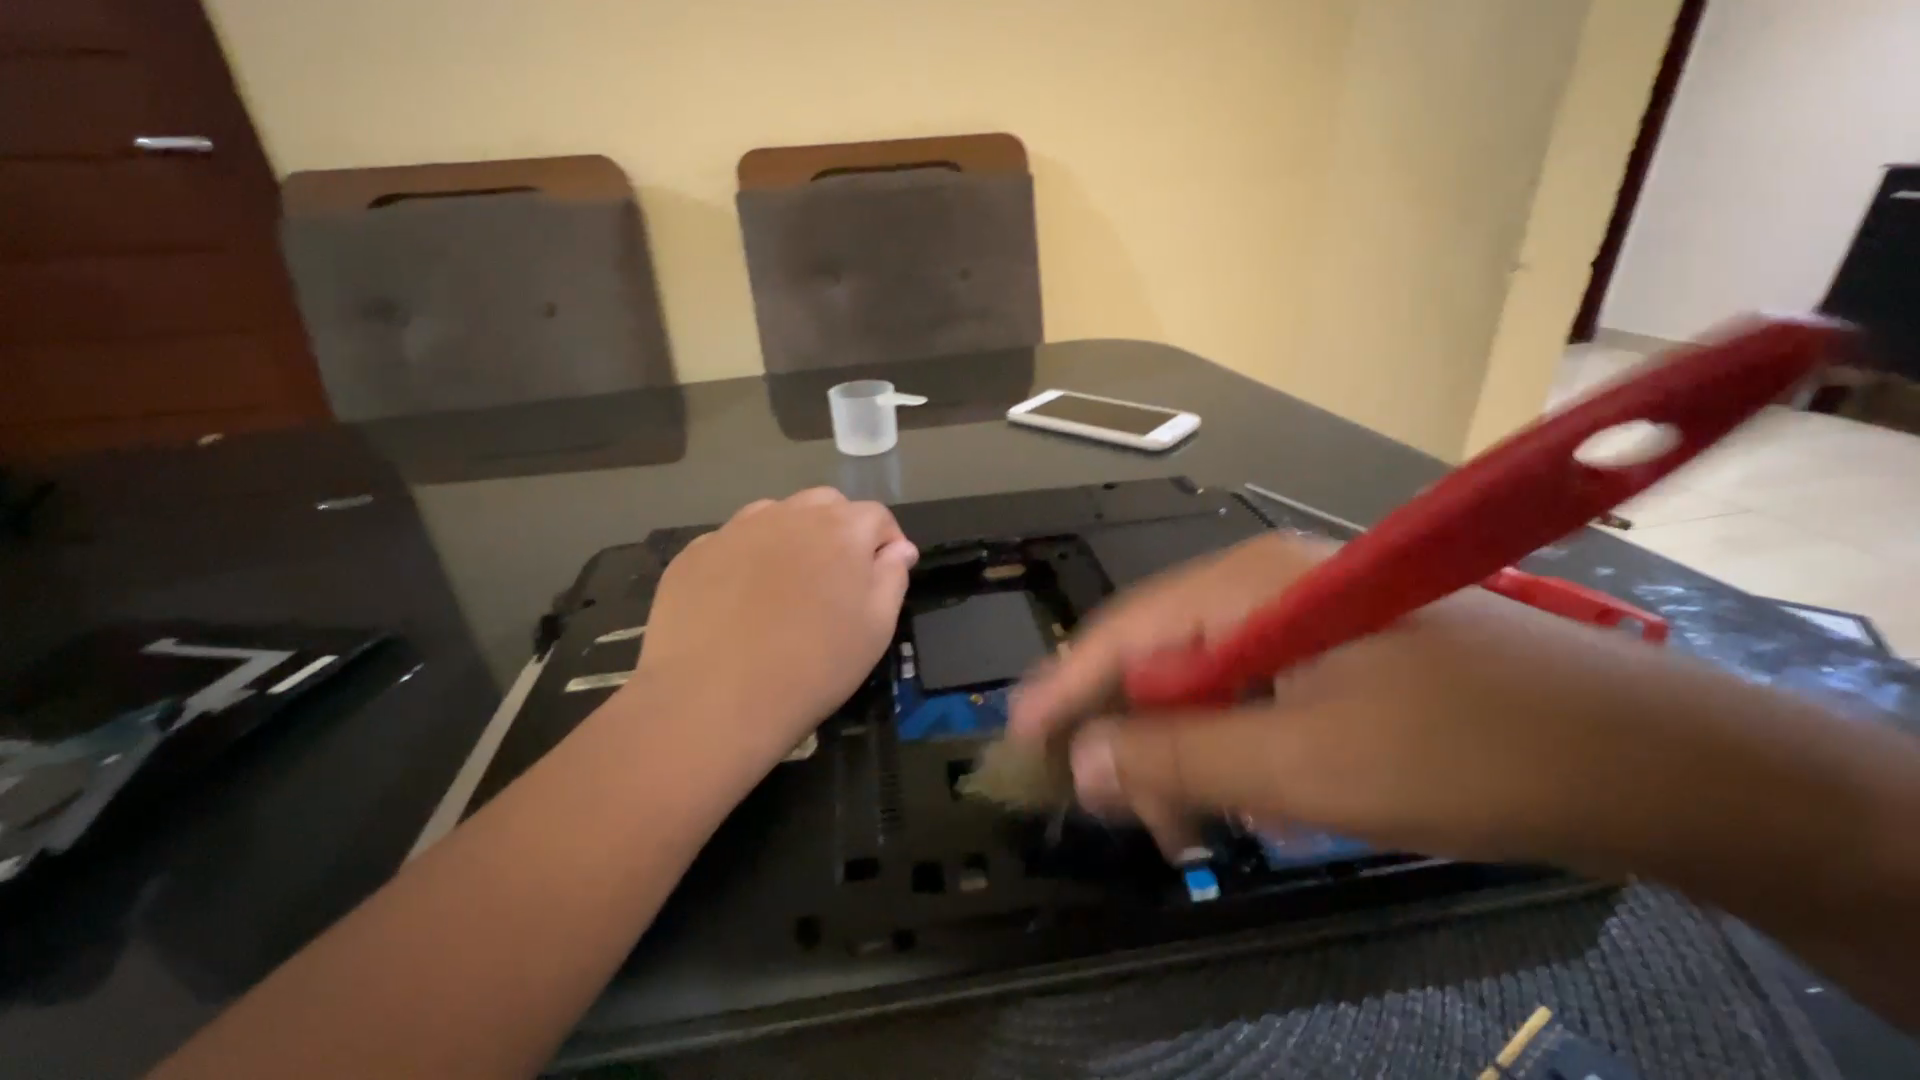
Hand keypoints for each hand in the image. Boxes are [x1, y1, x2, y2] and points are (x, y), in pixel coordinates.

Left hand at [633, 488, 916, 763]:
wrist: (714, 698)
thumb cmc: (813, 667)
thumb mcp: (875, 629)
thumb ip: (892, 578)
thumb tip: (898, 549)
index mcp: (841, 529)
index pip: (876, 515)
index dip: (885, 543)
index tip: (882, 575)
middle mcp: (788, 514)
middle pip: (825, 505)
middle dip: (840, 530)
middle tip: (835, 580)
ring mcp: (736, 530)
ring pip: (776, 516)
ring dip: (791, 537)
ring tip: (785, 586)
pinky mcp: (695, 552)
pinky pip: (732, 542)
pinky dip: (746, 559)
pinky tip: (739, 601)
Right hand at [1009, 532, 1833, 869]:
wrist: (1645, 759)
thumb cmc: (1464, 752)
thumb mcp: (1303, 766)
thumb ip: (1178, 757)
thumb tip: (1082, 761)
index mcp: (1253, 586)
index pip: (1123, 632)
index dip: (1063, 690)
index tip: (1017, 744)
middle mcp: (1272, 588)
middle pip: (1163, 661)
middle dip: (1138, 741)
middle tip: (1131, 821)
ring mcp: (1314, 621)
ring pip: (1213, 689)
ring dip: (1195, 758)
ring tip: (1204, 829)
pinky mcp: (1349, 658)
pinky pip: (1263, 702)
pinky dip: (1247, 755)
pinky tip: (1269, 805)